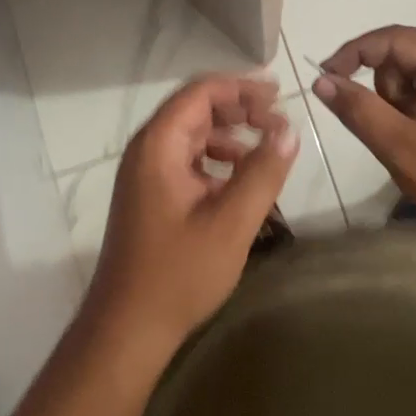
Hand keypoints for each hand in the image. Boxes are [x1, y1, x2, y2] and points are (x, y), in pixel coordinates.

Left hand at [85, 74, 299, 344]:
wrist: (126, 329)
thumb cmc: (178, 273)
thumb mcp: (231, 223)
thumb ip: (262, 172)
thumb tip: (289, 129)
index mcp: (158, 145)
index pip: (200, 92)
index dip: (240, 85)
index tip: (278, 91)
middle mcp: (146, 150)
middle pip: (194, 109)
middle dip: (238, 107)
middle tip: (278, 117)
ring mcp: (145, 174)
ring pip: (191, 135)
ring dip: (229, 134)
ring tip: (266, 147)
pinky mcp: (150, 196)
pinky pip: (186, 160)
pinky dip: (216, 159)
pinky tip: (241, 180)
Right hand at [313, 25, 415, 233]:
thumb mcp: (400, 146)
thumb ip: (358, 109)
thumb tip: (320, 81)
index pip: (390, 38)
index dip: (352, 53)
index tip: (324, 79)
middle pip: (396, 54)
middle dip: (382, 89)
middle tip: (387, 127)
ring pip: (403, 72)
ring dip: (393, 102)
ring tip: (408, 138)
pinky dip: (405, 109)